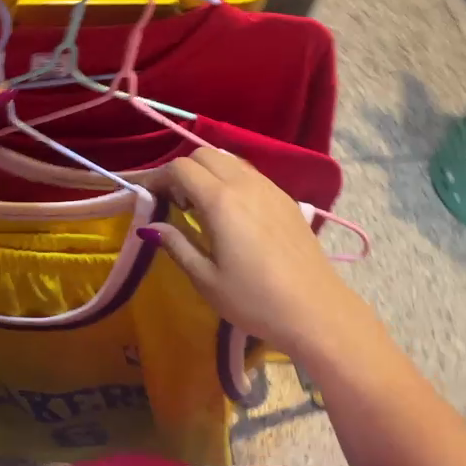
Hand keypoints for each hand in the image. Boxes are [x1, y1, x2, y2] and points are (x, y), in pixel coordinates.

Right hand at [142, 148, 372, 354]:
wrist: (316, 311)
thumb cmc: (255, 300)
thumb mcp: (207, 280)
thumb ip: (177, 245)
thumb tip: (153, 227)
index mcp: (220, 201)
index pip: (180, 168)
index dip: (159, 177)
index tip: (149, 198)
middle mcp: (245, 184)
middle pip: (204, 154)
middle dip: (182, 170)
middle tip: (175, 202)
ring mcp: (269, 188)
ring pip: (229, 160)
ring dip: (208, 172)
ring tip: (202, 206)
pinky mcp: (286, 199)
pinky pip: (250, 173)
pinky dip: (231, 179)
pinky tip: (232, 212)